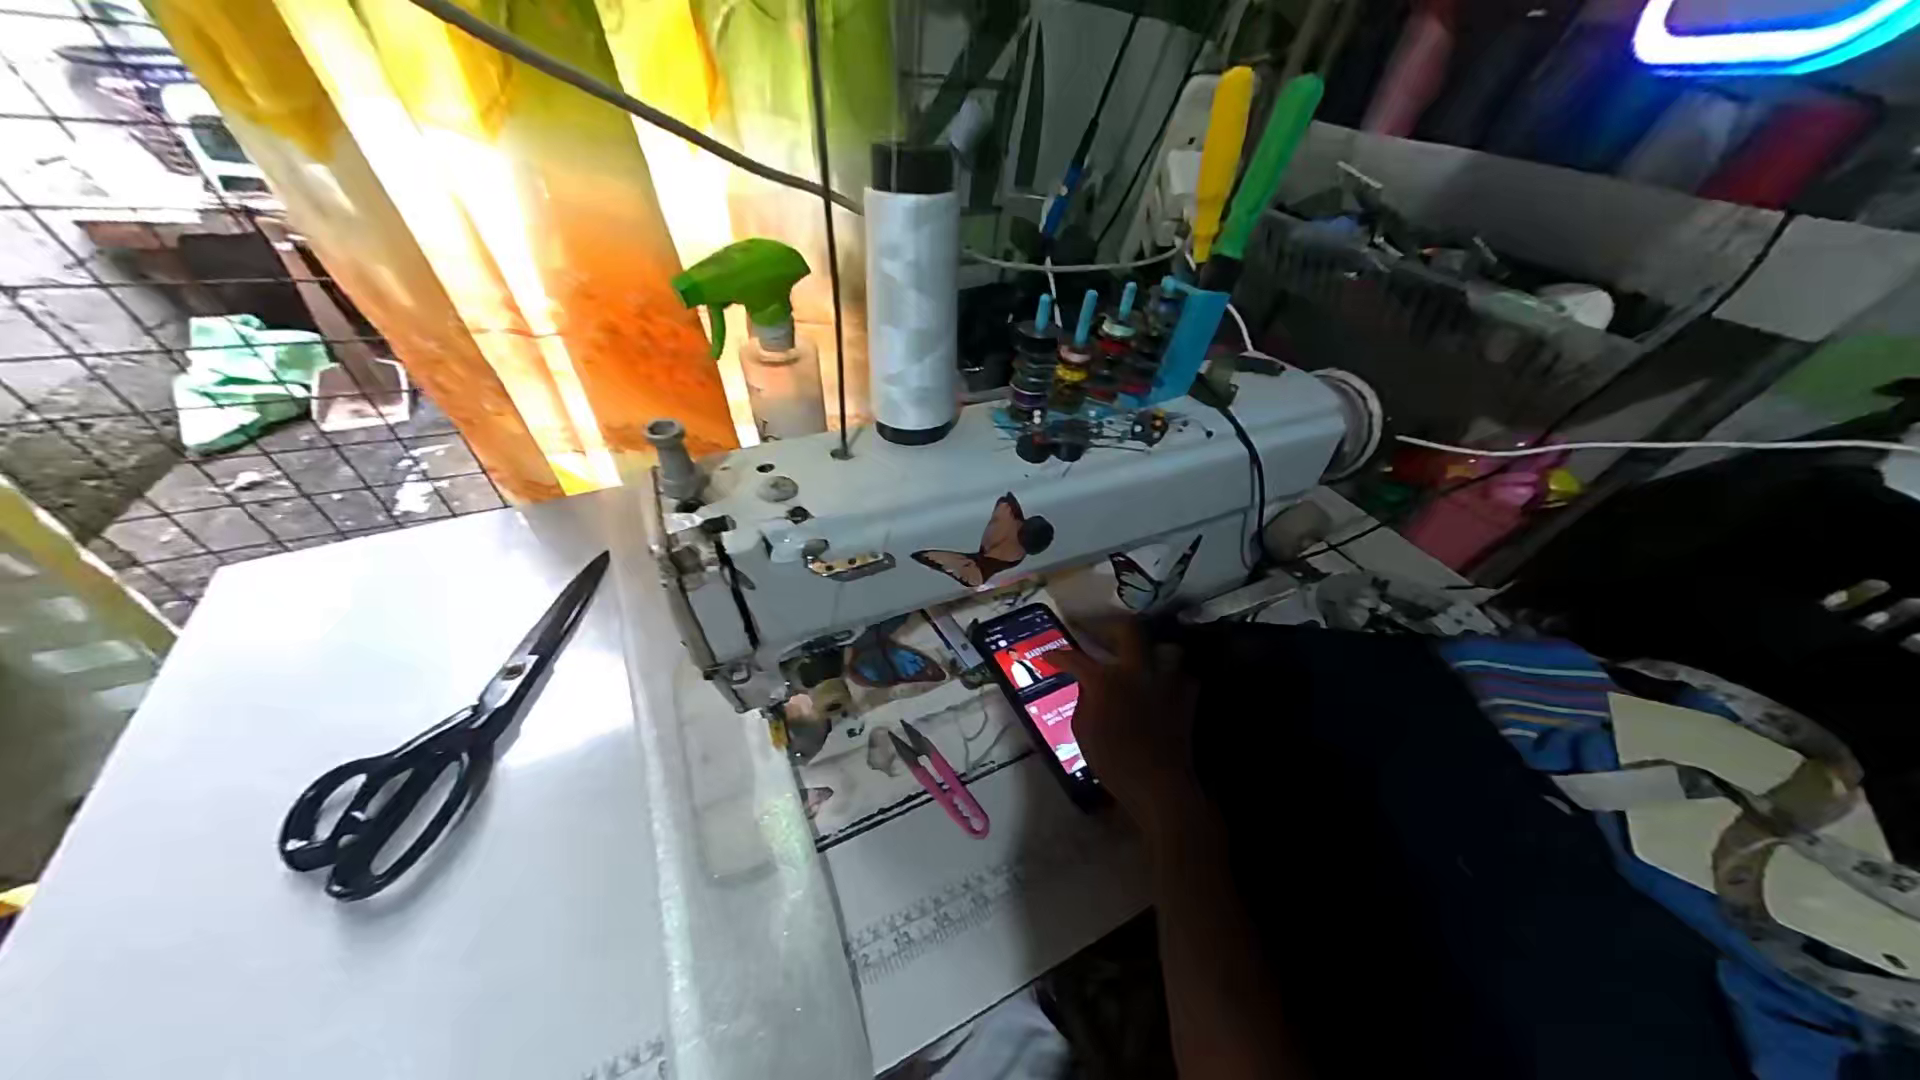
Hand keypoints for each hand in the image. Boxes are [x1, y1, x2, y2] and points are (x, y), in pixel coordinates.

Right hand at [1051, 620, 1206, 844]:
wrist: (1158, 784)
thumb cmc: (1113, 761)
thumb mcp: (1083, 730)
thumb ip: (1085, 700)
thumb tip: (1090, 688)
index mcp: (1106, 680)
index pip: (1075, 658)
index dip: (1058, 656)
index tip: (1048, 656)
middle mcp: (1137, 671)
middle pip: (1127, 630)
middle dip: (1109, 627)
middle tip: (1095, 633)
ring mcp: (1166, 681)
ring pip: (1164, 647)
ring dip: (1149, 650)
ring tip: (1137, 658)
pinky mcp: (1186, 697)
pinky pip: (1181, 676)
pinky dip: (1170, 677)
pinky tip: (1161, 687)